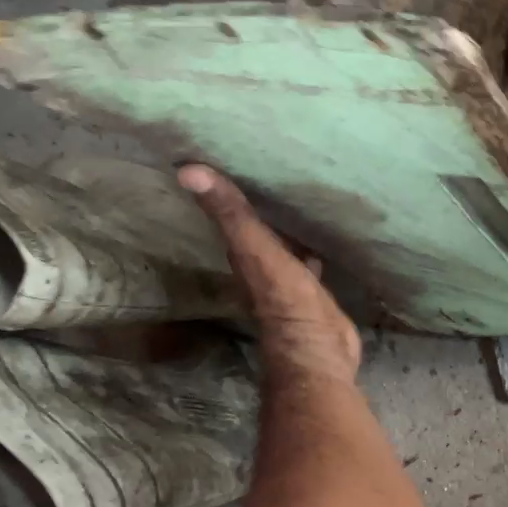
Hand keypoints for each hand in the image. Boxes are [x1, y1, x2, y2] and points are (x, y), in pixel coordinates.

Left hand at [178, 164, 361, 383]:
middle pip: (254, 227)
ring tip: (293, 199)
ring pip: (280, 243)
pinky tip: (320, 239)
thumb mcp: (257, 251)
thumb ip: (231, 214)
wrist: (319, 348)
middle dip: (256, 204)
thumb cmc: (287, 300)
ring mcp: (287, 278)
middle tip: (262, 171)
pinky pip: (307, 260)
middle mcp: (259, 262)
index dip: (223, 188)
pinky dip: (309, 248)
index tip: (221, 158)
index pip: (228, 212)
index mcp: (242, 251)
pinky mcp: (314, 290)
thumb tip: (187, 169)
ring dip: (282, 226)